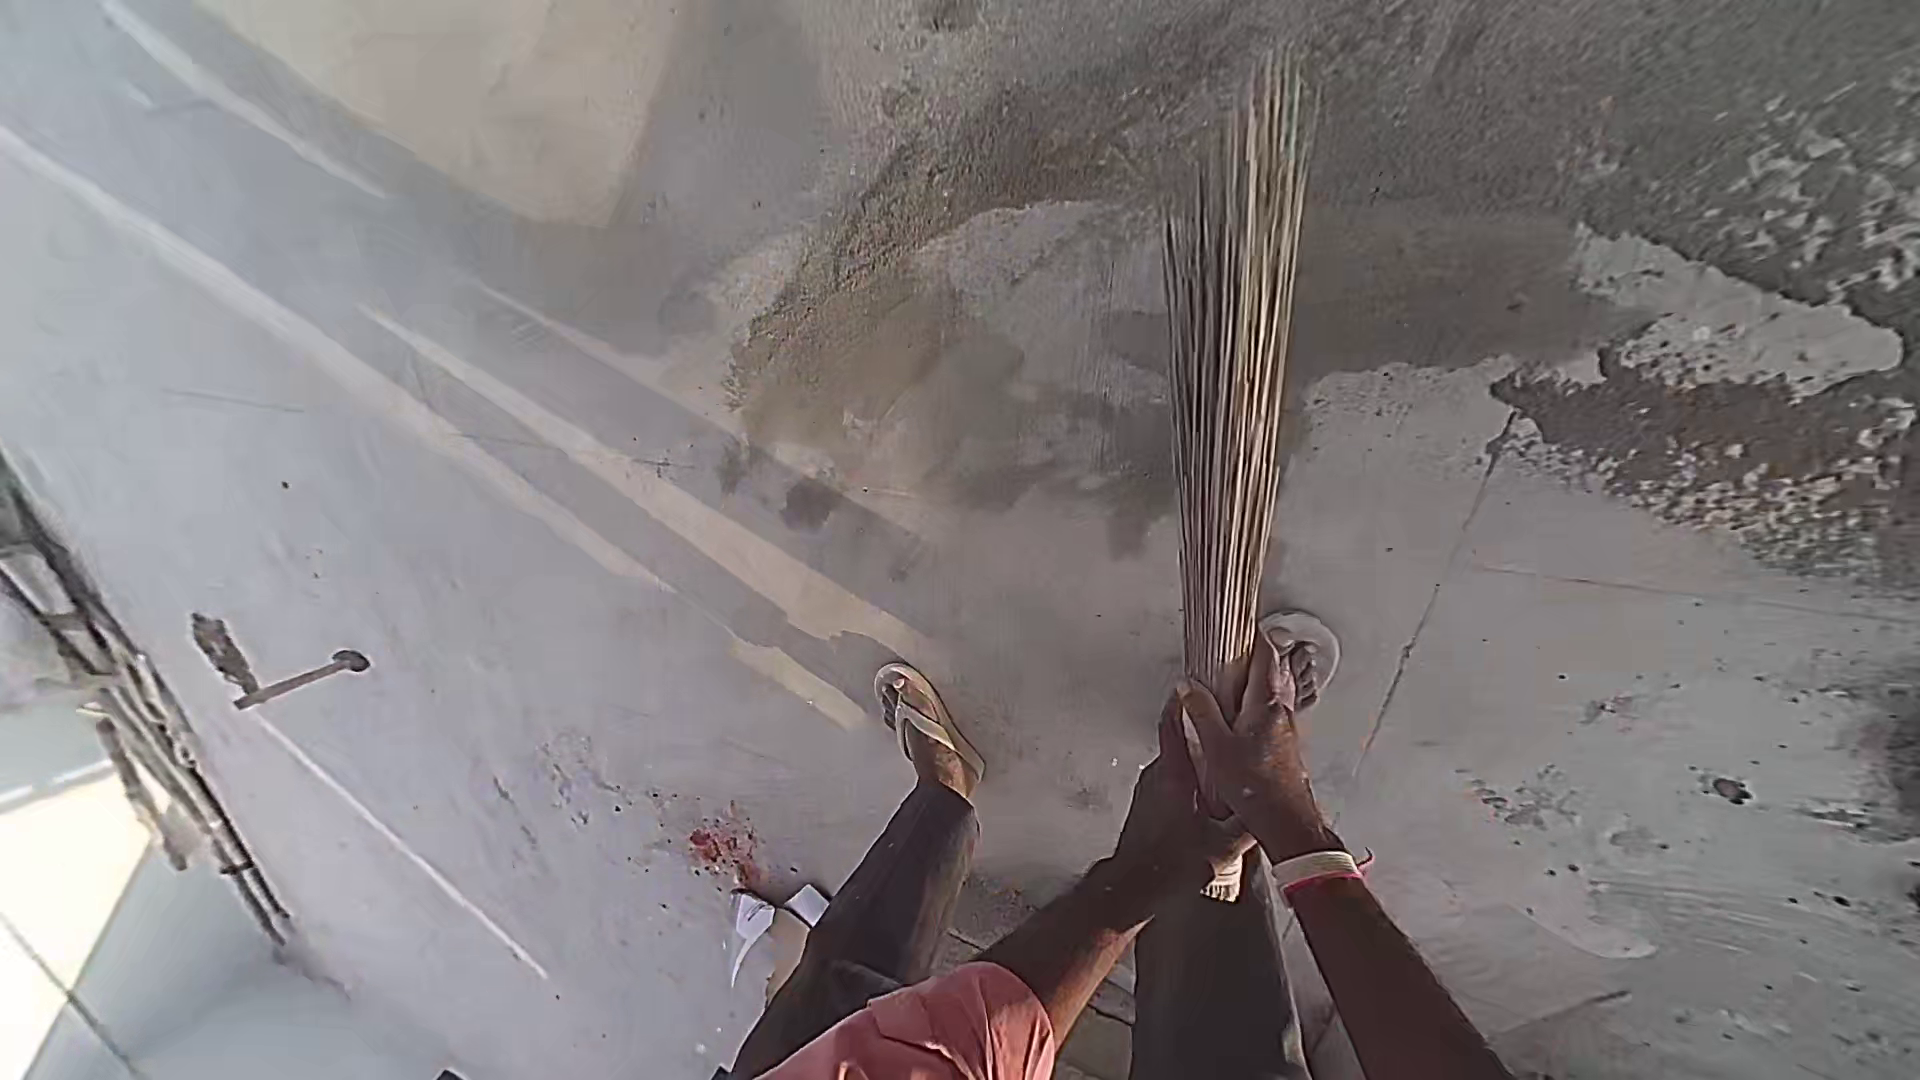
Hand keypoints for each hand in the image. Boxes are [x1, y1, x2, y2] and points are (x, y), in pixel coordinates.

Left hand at [1108, 693, 1256, 905]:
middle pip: (1174, 738)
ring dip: (1190, 752)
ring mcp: (1149, 787)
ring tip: (1216, 754)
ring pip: (1172, 759)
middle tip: (1217, 719)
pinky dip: (1184, 772)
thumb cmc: (1173, 863)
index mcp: (1174, 776)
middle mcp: (1157, 775)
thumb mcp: (1222, 846)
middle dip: (1194, 726)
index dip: (1181, 703)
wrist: (1136, 883)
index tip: (1191, 688)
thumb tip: (1269, 812)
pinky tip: (1202, 788)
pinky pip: (1167, 776)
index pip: (1171, 726)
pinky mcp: (1147, 801)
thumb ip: (1247, 825)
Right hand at [1177, 629, 1341, 860]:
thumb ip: (1202, 711)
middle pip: (1273, 670)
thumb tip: (1189, 685)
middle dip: (1258, 653)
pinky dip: (1258, 698)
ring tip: (1237, 672)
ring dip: (1259, 676)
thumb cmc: (1256, 787)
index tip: (1245, 622)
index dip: (1256, 635)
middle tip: (1240, 643)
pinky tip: (1242, 710)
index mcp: (1265, 705)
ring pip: (1274, 690)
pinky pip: (1272, 709)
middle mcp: (1281, 712)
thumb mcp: (1217, 745)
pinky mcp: (1284, 744)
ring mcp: (1286, 728)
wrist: (1286, 823)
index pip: (1265, 657)